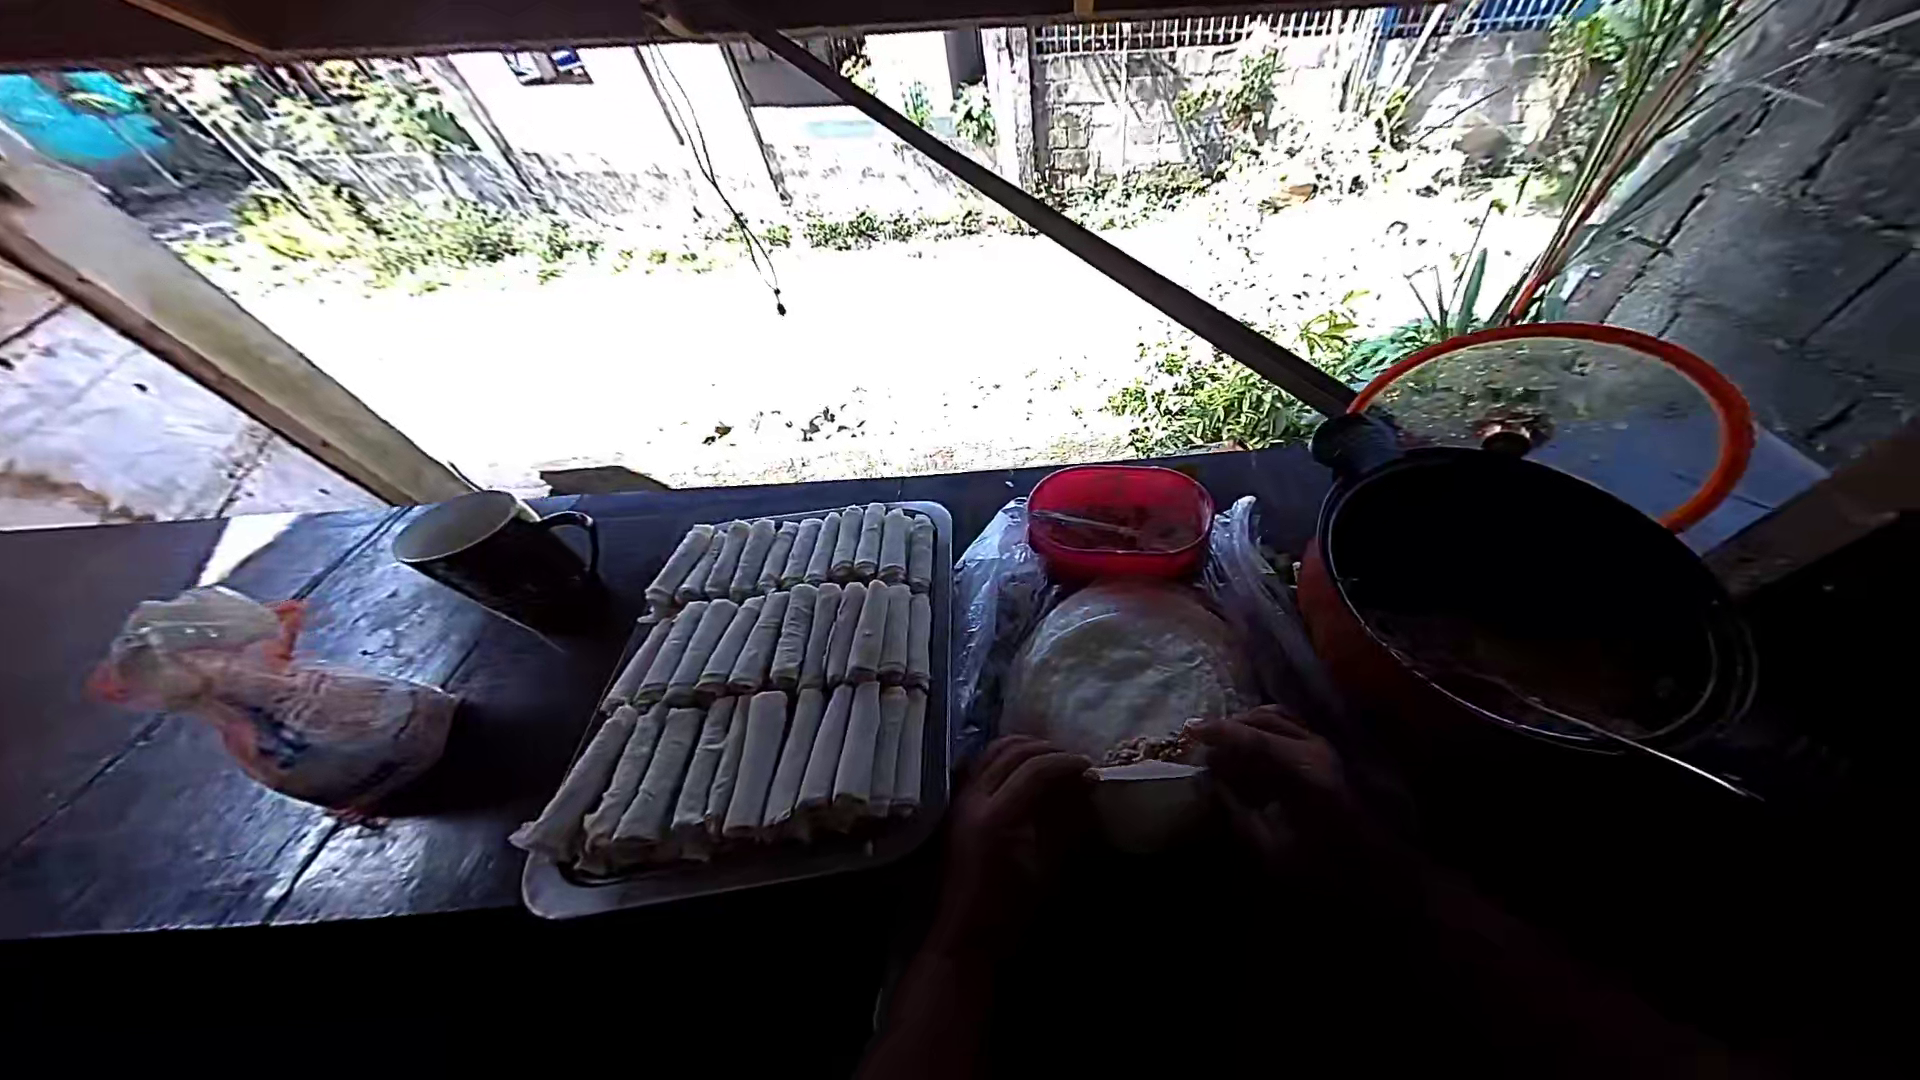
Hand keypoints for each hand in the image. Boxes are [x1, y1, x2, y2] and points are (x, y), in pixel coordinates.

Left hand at [930, 735, 1090, 952]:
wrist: (965, 936)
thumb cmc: (1011, 913)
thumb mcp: (1047, 869)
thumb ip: (1063, 823)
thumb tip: (1084, 788)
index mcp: (996, 817)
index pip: (1035, 770)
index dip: (1065, 763)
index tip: (1089, 767)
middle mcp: (973, 799)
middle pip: (1013, 752)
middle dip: (1048, 750)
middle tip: (1074, 761)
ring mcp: (961, 798)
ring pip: (993, 750)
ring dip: (1025, 747)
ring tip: (1052, 759)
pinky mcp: (957, 803)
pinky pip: (981, 762)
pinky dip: (1006, 756)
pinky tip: (1025, 768)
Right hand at [1186, 706, 1368, 875]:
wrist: (1381, 884)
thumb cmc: (1325, 872)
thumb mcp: (1271, 847)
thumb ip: (1237, 806)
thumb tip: (1210, 778)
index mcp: (1306, 773)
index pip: (1254, 740)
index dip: (1218, 732)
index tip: (1188, 730)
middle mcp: (1317, 751)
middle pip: (1262, 723)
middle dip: (1227, 728)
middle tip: (1198, 738)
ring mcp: (1324, 748)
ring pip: (1275, 717)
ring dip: (1244, 724)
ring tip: (1219, 739)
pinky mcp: (1327, 754)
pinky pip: (1289, 724)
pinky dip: (1263, 726)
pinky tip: (1247, 740)